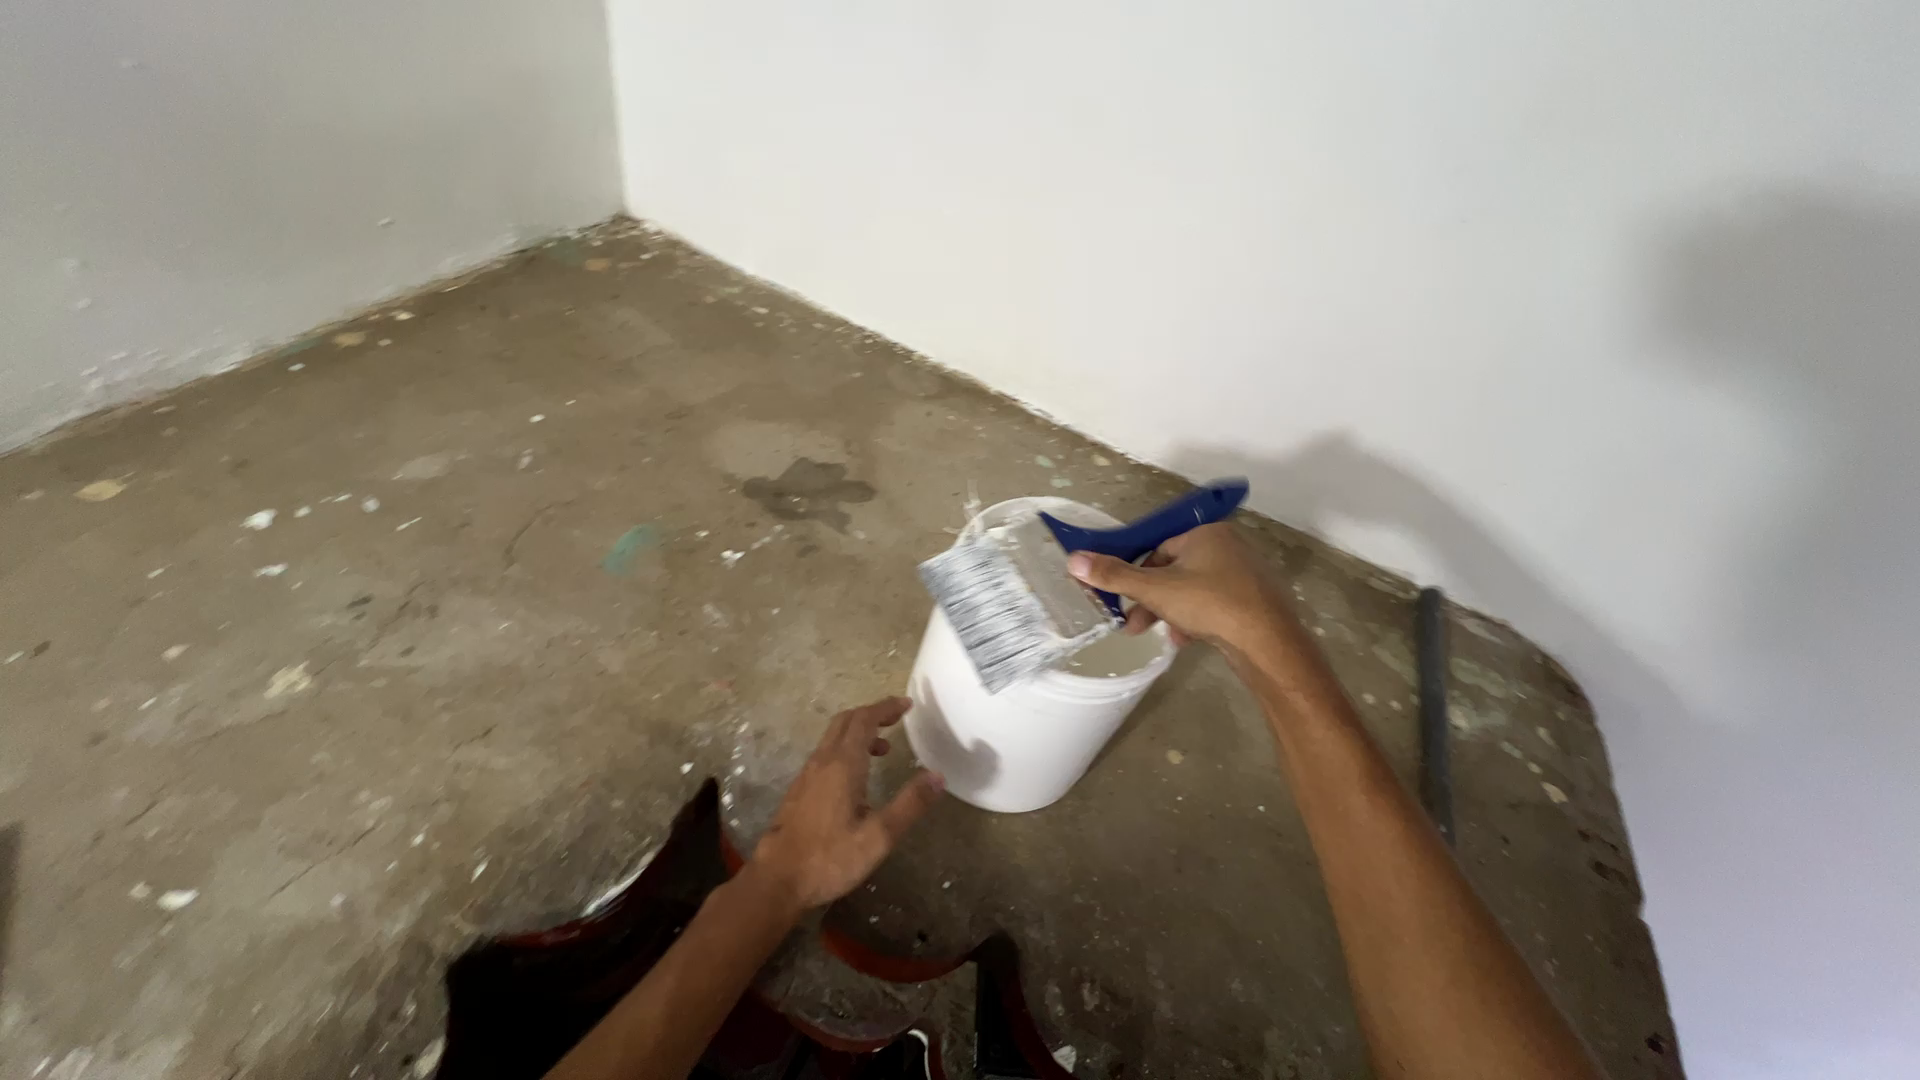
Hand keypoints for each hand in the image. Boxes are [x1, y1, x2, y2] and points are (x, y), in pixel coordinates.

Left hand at [749, 697, 944, 910]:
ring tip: (884, 749)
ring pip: (833, 737)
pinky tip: (857, 778)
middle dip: (872, 714)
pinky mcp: (800, 790)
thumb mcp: (879, 836)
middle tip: (897, 718)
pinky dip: (846, 749)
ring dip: (859, 732)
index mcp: (843, 764)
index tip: (907, 705)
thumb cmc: (830, 858)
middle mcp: (823, 761)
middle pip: (846, 721)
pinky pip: (826, 754)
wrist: (777, 880)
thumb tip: (937, 776)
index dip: (886, 708)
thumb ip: (910, 804)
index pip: (865, 720)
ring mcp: (807, 775)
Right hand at [1067, 522, 1294, 649]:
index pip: (1159, 548)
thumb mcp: (1155, 590)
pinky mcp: (1257, 601)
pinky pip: (1216, 605)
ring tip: (1164, 636)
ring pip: (1195, 591)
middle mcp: (1230, 546)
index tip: (1124, 598)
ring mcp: (1247, 574)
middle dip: (1152, 599)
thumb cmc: (1210, 605)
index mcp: (1207, 533)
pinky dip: (1198, 620)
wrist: (1268, 643)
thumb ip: (1114, 576)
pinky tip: (1188, 640)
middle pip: (1176, 571)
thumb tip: (1074, 559)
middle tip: (1133, 625)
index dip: (1138, 574)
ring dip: (1172, 612)